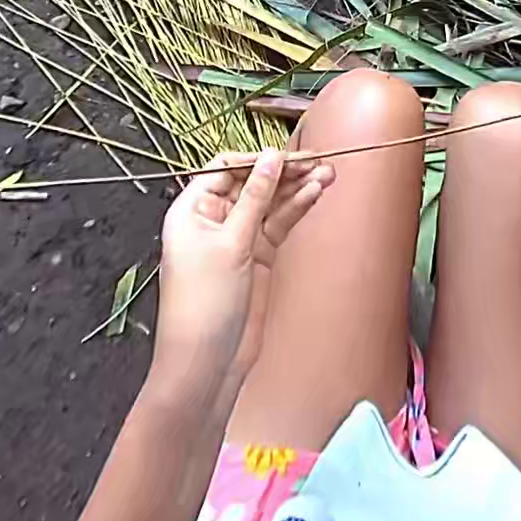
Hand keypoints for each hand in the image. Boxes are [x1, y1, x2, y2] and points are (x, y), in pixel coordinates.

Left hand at [153, 151, 333, 378]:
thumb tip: (271, 158)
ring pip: (273, 201)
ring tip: (327, 175)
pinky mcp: (259, 253)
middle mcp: (215, 218)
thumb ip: (255, 197)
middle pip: (255, 182)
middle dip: (286, 172)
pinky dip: (298, 208)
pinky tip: (315, 194)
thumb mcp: (231, 244)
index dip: (257, 160)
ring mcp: (240, 236)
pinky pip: (281, 221)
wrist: (207, 364)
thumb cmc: (202, 306)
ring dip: (299, 187)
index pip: (226, 168)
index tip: (287, 156)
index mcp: (193, 210)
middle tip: (317, 162)